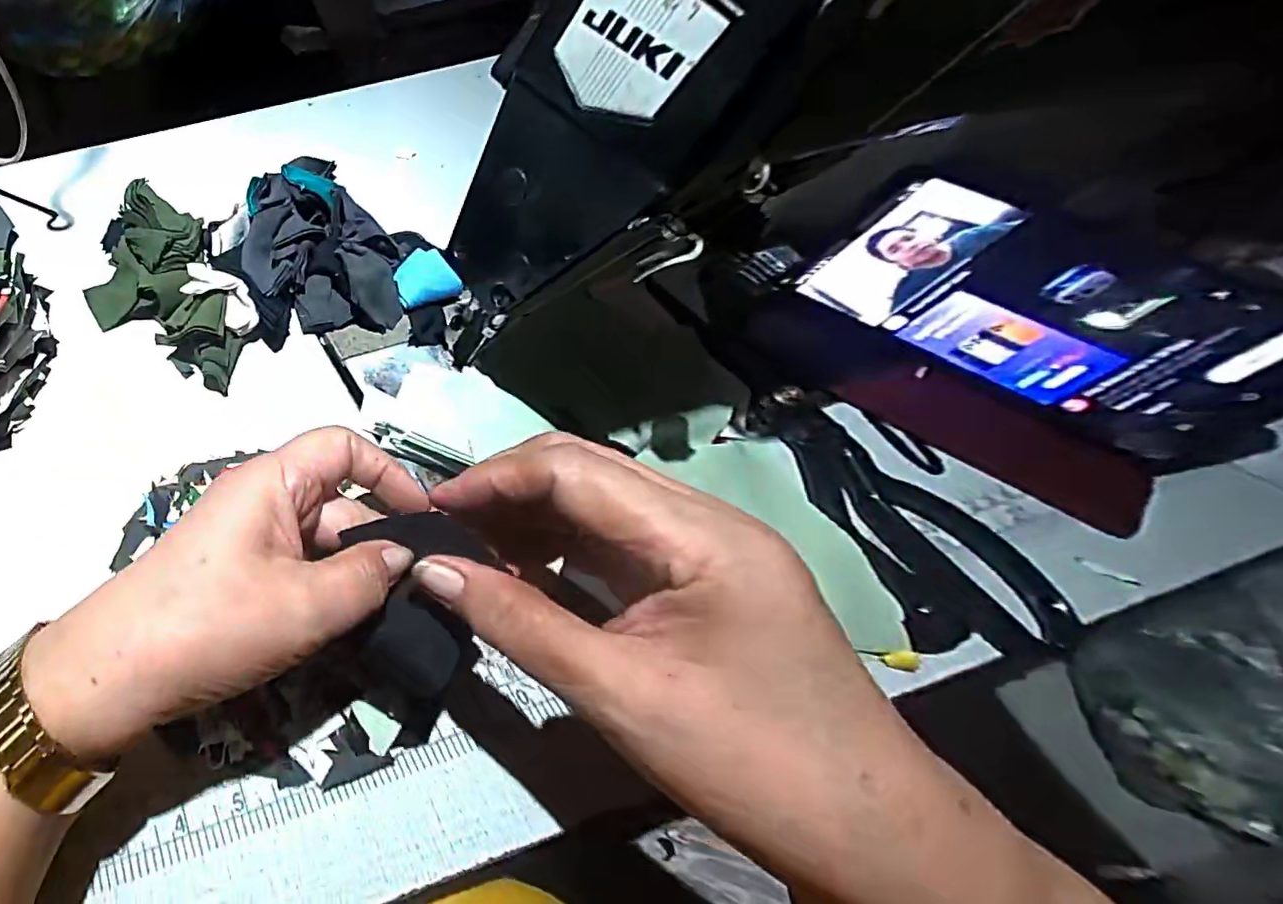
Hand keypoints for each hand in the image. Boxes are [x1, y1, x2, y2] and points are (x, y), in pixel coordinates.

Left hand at [21, 427, 429, 763]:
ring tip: (390, 613)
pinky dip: (325, 588)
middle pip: (337, 499)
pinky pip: (298, 565)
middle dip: (377, 537)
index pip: (343, 446)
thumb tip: (406, 555)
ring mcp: (249, 535)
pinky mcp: (240, 570)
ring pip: (320, 539)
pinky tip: (348, 624)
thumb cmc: (212, 623)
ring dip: (353, 571)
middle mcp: (262, 497)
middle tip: (420, 586)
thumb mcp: (303, 606)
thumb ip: (366, 577)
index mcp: (272, 480)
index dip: (389, 473)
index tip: (423, 518)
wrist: (115, 673)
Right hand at [417, 433, 1099, 903]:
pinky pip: (611, 538)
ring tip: (474, 546)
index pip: (574, 469)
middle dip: (508, 487)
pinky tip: (523, 568)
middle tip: (449, 523)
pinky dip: (558, 544)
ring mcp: (702, 546)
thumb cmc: (752, 763)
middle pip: (585, 468)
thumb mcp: (619, 694)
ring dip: (530, 513)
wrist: (875, 840)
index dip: (496, 478)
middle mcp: (702, 519)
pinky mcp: (695, 576)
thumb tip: (432, 571)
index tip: (436, 506)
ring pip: (596, 498)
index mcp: (698, 533)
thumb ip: (518, 623)